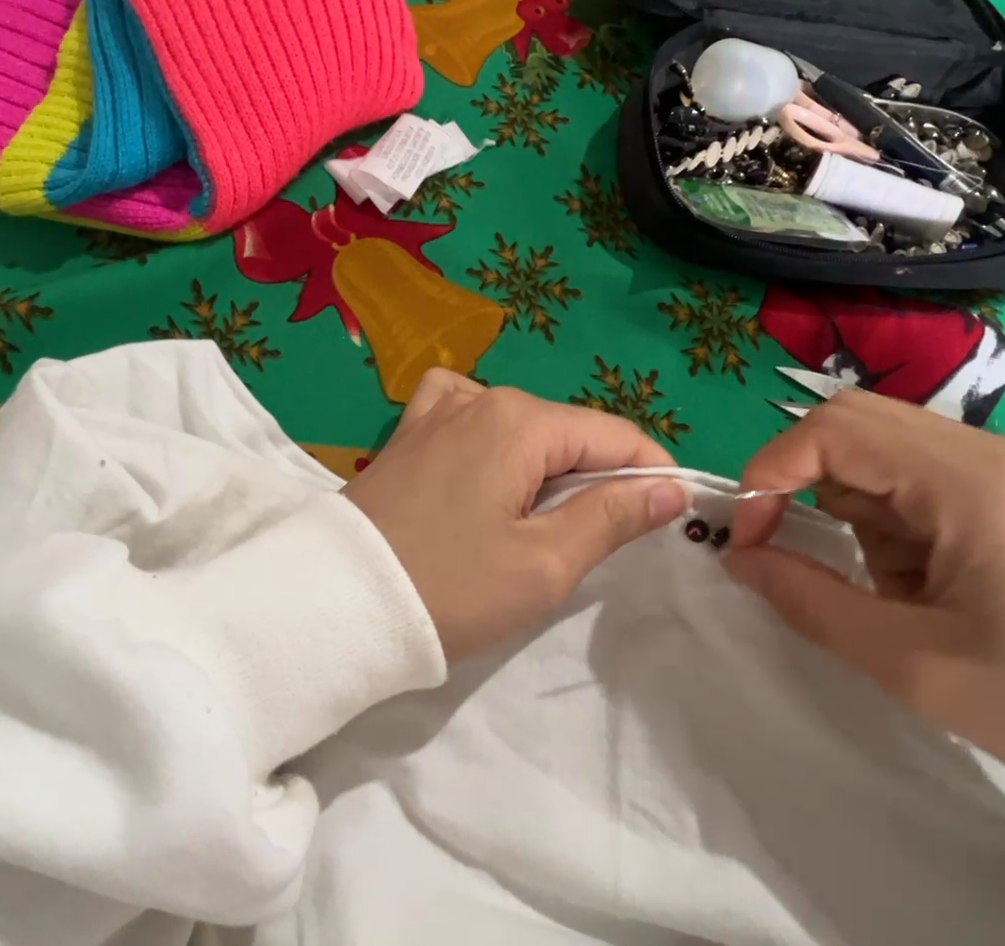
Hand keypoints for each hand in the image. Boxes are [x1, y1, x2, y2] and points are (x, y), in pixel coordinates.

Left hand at [343, 369, 690, 660]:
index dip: (650, 475)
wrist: (335, 605)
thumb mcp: (543, 564)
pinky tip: (487, 466)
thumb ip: (611, 517)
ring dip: (547, 466)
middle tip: (595, 543)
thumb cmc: (448, 589)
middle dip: (598, 477)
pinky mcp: (409, 434)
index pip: (616, 437)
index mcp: (521, 421)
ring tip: (539, 520)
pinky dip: (492, 437)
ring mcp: (437, 411)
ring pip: (523, 426)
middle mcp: (481, 399)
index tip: (666, 520)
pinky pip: (468, 415)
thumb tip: (669, 489)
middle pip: (569, 431)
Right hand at [726, 391, 1004, 826]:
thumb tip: (740, 558)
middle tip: (790, 550)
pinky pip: (922, 480)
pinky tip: (917, 582)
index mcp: (970, 483)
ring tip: (880, 587)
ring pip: (885, 451)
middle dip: (801, 481)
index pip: (833, 430)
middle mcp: (990, 454)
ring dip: (850, 507)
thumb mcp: (914, 666)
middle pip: (856, 423)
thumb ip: (811, 601)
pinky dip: (889, 520)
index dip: (769, 474)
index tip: (748, 541)